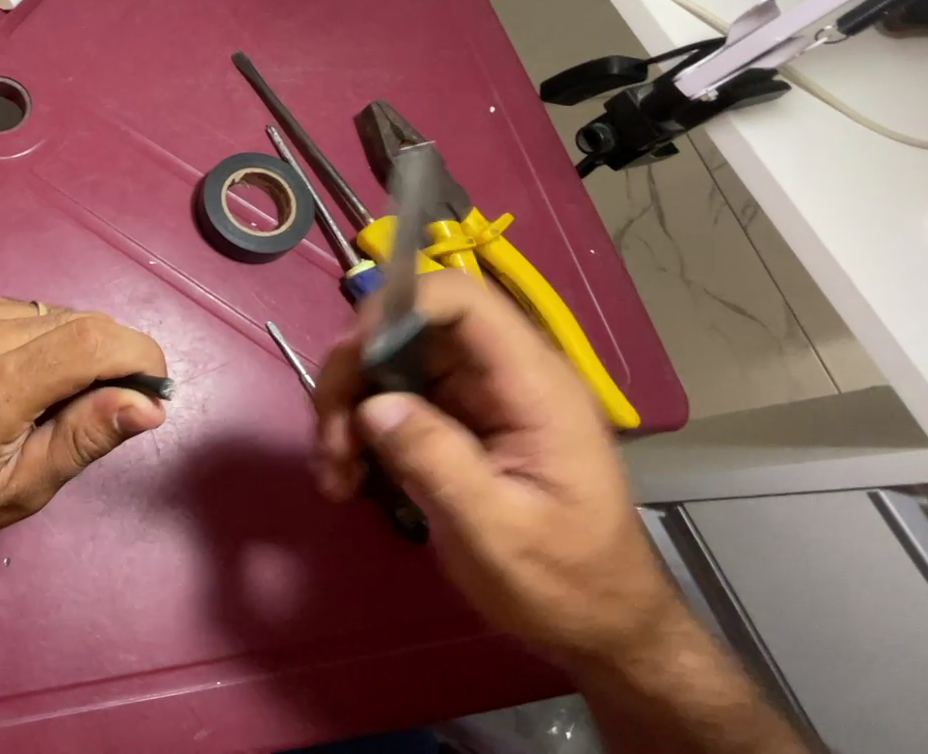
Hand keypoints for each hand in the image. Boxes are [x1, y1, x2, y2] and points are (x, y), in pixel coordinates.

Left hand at [0, 290, 167, 561]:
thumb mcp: (18, 491)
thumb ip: (83, 440)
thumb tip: (150, 405)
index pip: (86, 342)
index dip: (138, 356)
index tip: (155, 389)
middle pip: (77, 321)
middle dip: (112, 357)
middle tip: (105, 406)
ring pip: (54, 312)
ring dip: (76, 348)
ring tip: (52, 397)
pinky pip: (25, 309)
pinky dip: (43, 338)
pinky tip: (23, 373)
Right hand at [311, 272, 681, 667]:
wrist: (596, 626)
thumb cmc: (565, 584)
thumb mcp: (499, 533)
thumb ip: (439, 462)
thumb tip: (372, 404)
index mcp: (532, 387)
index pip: (462, 300)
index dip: (398, 307)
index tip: (353, 359)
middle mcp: (497, 376)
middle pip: (403, 328)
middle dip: (352, 374)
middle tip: (330, 438)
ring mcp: (469, 396)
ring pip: (382, 363)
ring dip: (344, 408)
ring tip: (336, 472)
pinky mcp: (445, 419)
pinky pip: (382, 398)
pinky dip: (352, 429)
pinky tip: (346, 476)